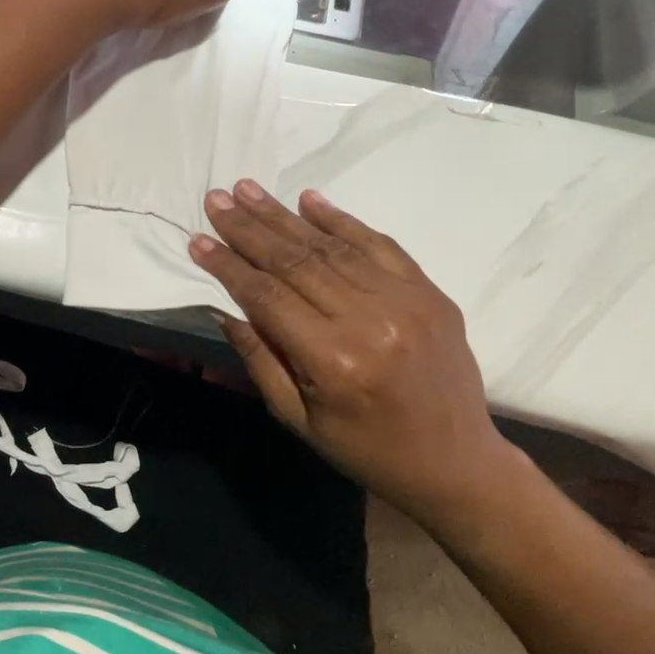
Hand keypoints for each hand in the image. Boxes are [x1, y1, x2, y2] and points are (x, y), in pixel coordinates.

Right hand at [188, 180, 515, 523]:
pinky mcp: (430, 293)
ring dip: (284, 216)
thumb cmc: (365, 448)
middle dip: (248, 229)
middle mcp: (371, 322)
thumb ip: (259, 357)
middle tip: (216, 200)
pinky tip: (309, 200)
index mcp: (334, 360)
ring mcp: (406, 302)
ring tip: (248, 190)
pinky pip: (380, 245)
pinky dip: (342, 220)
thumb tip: (223, 305)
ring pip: (332, 247)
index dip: (228, 266)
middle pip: (295, 262)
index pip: (267, 296)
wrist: (456, 463)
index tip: (198, 240)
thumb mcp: (297, 416)